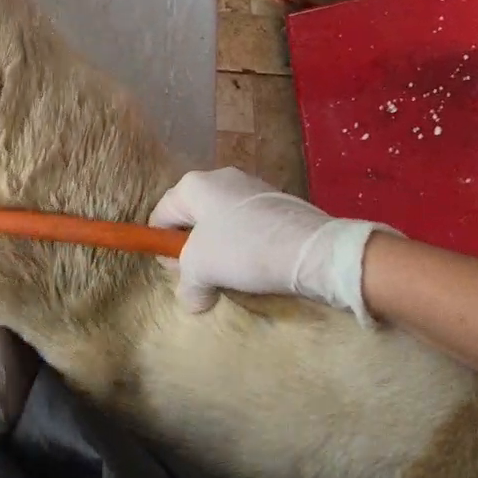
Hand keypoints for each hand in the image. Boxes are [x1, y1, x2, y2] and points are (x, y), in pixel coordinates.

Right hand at [149, 167, 397, 324]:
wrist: (315, 251)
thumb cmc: (245, 250)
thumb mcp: (203, 270)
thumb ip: (187, 284)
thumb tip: (190, 300)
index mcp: (194, 185)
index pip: (162, 214)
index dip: (162, 245)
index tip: (176, 273)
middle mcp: (219, 177)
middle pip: (193, 217)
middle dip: (194, 248)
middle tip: (204, 276)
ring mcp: (252, 187)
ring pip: (222, 222)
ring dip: (221, 248)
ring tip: (233, 275)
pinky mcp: (279, 202)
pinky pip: (249, 225)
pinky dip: (247, 245)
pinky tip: (258, 266)